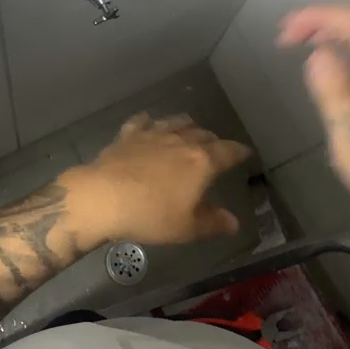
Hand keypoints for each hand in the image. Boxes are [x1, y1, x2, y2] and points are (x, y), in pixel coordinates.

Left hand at [58, 114, 251, 246]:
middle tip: (215, 148)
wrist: (105, 196)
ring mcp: (153, 134)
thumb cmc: (151, 215)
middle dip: (212, 140)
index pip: (228, 151)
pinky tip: (148, 122)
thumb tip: (234, 222)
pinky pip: (143, 121)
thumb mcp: (186, 227)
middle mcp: (180, 141)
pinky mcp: (128, 134)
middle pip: (202, 134)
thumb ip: (213, 222)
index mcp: (201, 162)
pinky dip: (150, 121)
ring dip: (186, 125)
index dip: (239, 152)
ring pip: (175, 122)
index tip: (245, 153)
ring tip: (189, 128)